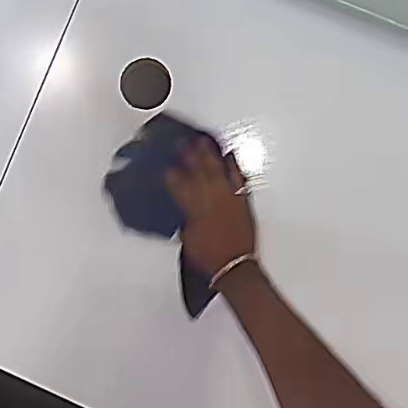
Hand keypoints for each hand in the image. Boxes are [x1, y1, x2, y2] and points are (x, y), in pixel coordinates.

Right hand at [165, 138, 257, 281]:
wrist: (234, 266)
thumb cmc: (208, 256)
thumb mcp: (187, 238)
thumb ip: (185, 219)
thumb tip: (185, 211)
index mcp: (193, 208)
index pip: (178, 183)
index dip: (170, 173)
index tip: (165, 163)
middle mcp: (210, 199)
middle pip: (197, 171)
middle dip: (187, 155)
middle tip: (181, 142)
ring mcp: (228, 197)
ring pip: (216, 170)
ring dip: (208, 154)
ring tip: (202, 141)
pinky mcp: (242, 200)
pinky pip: (237, 178)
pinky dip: (233, 166)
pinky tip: (229, 156)